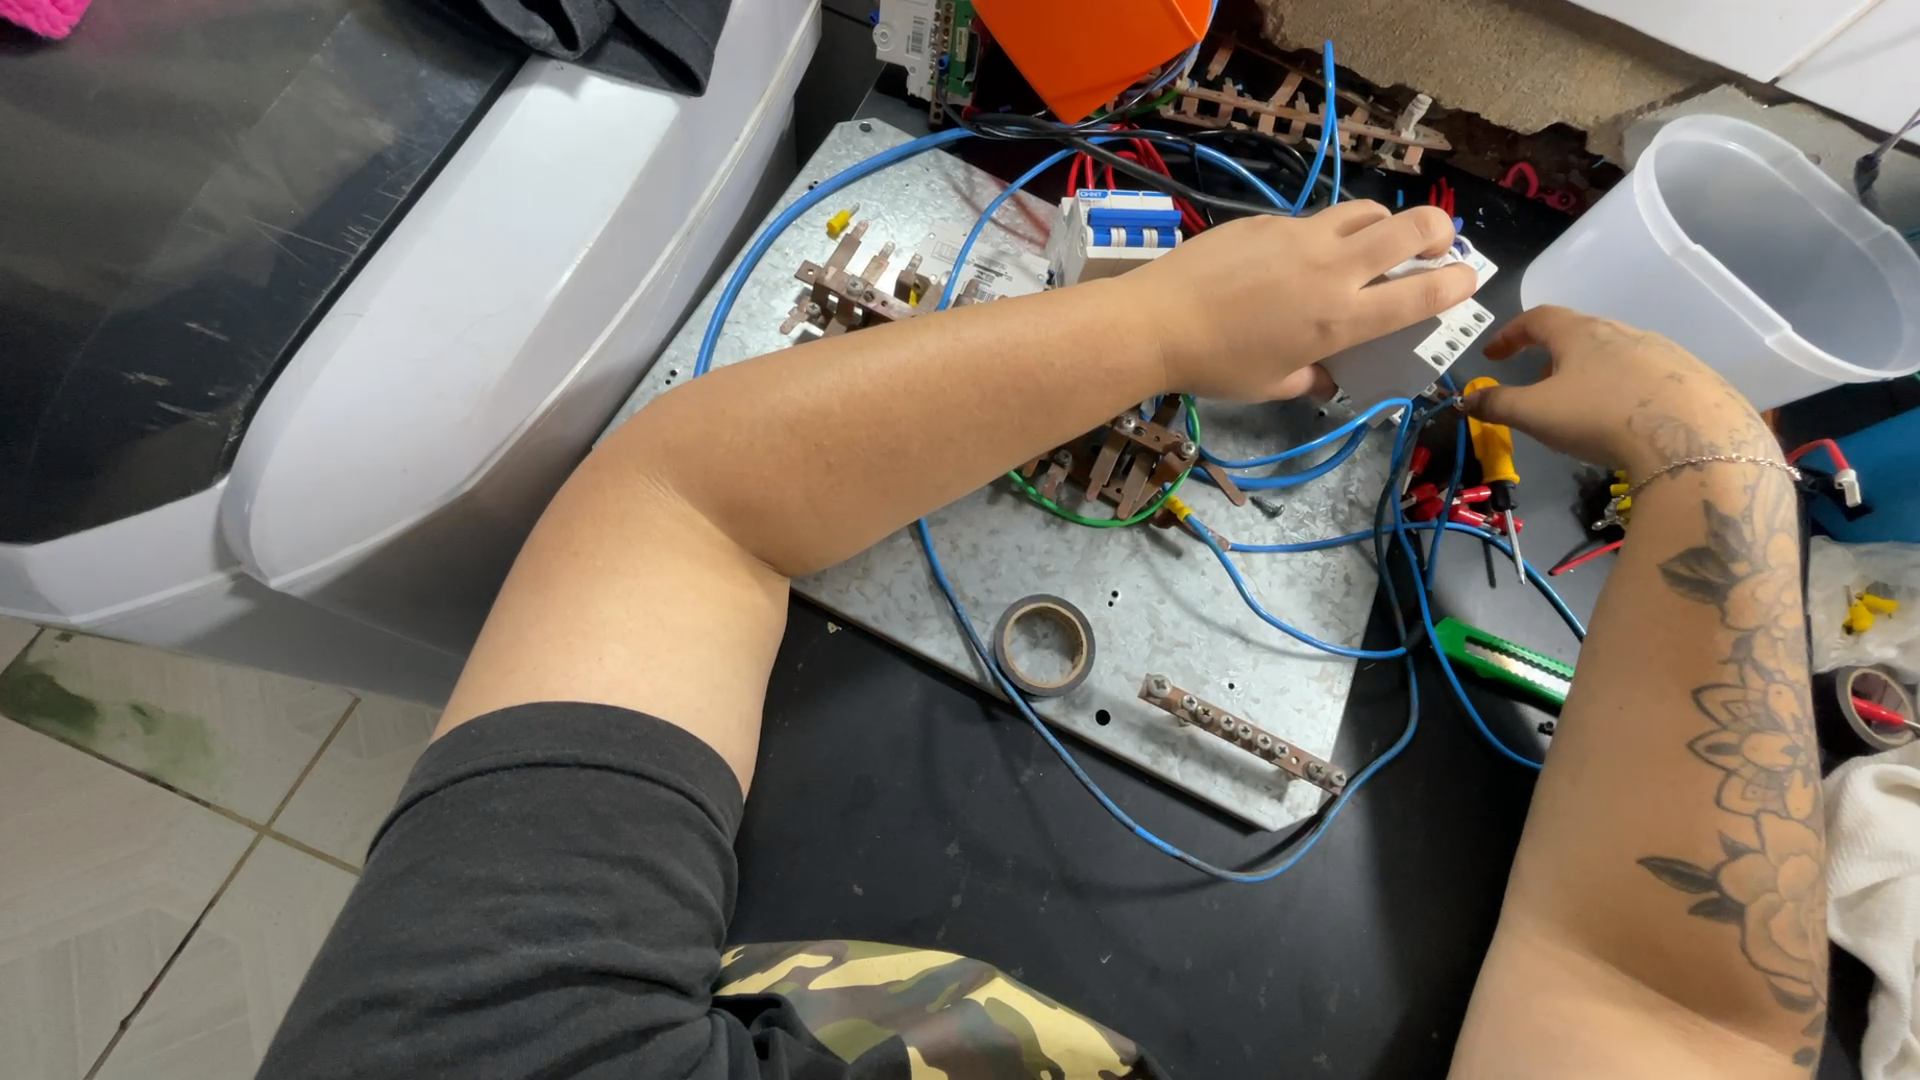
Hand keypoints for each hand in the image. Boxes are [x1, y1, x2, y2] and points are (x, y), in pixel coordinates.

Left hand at [1114, 201, 1478, 401]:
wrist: (1156, 323)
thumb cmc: (1214, 365)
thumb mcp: (1268, 385)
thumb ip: (1308, 379)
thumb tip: (1324, 381)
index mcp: (1341, 319)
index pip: (1423, 294)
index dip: (1457, 284)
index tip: (1464, 281)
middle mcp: (1332, 269)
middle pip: (1415, 226)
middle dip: (1440, 232)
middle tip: (1433, 247)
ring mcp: (1299, 237)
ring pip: (1365, 212)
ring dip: (1382, 225)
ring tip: (1369, 244)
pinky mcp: (1267, 221)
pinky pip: (1312, 219)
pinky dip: (1323, 232)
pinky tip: (1296, 255)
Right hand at [1467, 306, 1772, 474]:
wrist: (1694, 438)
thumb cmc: (1598, 415)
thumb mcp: (1532, 413)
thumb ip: (1494, 404)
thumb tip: (1465, 400)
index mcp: (1581, 334)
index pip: (1538, 318)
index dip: (1509, 334)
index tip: (1493, 355)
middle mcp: (1623, 333)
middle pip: (1577, 334)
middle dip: (1548, 357)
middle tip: (1533, 385)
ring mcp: (1663, 352)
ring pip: (1610, 355)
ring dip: (1583, 373)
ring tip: (1573, 406)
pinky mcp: (1690, 377)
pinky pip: (1641, 375)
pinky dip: (1616, 388)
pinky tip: (1616, 418)